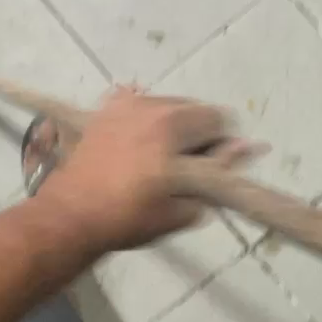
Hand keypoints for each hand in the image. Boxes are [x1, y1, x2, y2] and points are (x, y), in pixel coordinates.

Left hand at [33, 88, 253, 255]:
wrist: (71, 213)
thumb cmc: (128, 217)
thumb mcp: (182, 207)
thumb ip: (220, 175)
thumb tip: (250, 148)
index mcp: (172, 128)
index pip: (220, 121)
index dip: (222, 147)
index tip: (209, 170)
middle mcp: (150, 107)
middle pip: (195, 108)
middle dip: (199, 133)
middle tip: (185, 167)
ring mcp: (125, 104)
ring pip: (169, 104)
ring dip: (174, 125)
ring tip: (158, 157)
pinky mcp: (106, 109)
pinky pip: (142, 104)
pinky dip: (149, 120)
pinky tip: (137, 145)